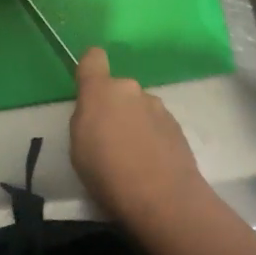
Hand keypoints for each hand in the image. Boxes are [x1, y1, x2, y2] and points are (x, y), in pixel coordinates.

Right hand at [70, 47, 205, 219]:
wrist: (162, 196)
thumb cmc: (107, 172)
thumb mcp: (78, 147)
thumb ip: (86, 119)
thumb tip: (98, 114)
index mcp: (100, 91)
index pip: (93, 58)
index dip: (90, 67)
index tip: (88, 87)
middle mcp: (131, 90)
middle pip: (118, 89)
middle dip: (114, 107)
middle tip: (109, 141)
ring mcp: (158, 106)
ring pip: (139, 107)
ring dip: (135, 123)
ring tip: (133, 158)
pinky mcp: (177, 125)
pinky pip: (157, 124)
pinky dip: (153, 137)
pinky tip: (152, 165)